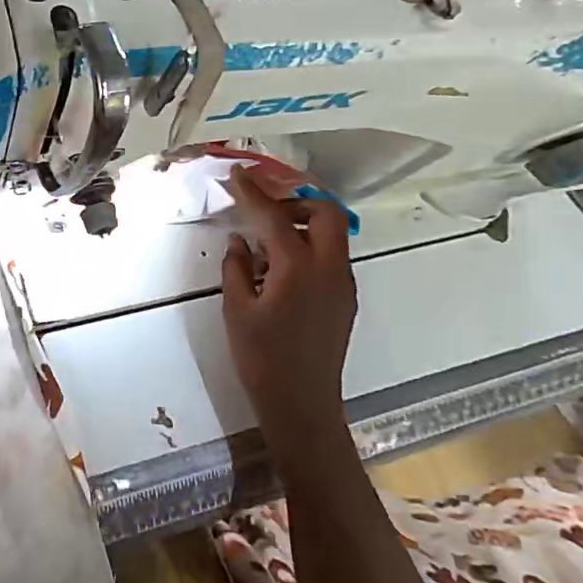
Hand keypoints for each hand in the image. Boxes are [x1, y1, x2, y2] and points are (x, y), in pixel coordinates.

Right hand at [220, 166, 356, 452]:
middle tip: (267, 209)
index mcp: (297, 267)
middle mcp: (328, 267)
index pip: (274, 215)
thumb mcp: (237, 309)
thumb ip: (237, 267)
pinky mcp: (345, 299)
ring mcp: (342, 283)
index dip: (252, 192)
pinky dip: (310, 246)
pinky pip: (331, 256)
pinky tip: (283, 268)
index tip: (238, 174)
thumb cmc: (262, 359)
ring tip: (270, 240)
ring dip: (304, 223)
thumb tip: (241, 241)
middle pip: (325, 212)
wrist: (303, 407)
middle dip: (296, 201)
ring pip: (333, 233)